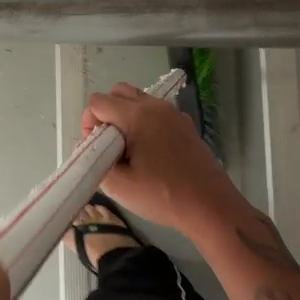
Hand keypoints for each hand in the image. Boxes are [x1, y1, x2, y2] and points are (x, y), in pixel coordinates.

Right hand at [84, 82, 238, 234]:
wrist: (210, 206)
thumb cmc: (163, 196)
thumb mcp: (119, 186)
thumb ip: (95, 163)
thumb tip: (92, 150)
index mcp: (137, 116)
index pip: (98, 102)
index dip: (89, 124)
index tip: (98, 149)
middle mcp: (155, 106)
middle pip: (117, 92)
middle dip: (106, 114)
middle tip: (110, 146)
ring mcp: (173, 113)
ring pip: (137, 99)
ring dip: (125, 117)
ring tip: (130, 149)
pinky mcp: (185, 124)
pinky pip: (156, 111)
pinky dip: (145, 122)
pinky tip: (151, 152)